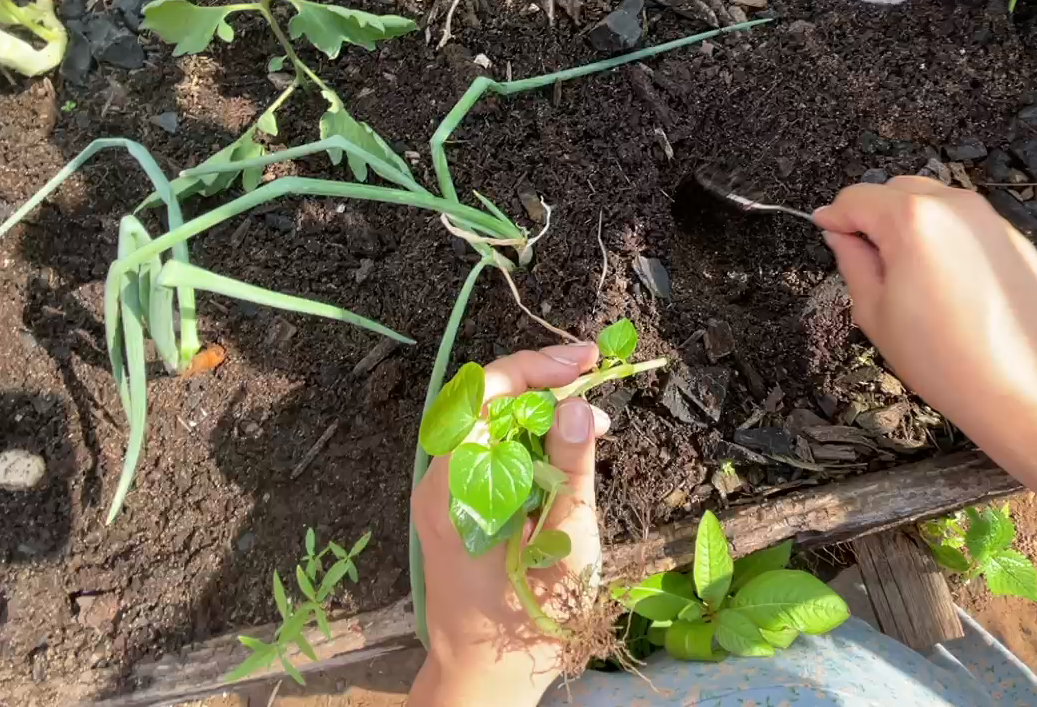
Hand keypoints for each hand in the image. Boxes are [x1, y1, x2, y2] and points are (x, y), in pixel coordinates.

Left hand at [408, 343, 609, 706]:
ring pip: (493, 420)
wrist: (484, 681)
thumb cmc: (528, 622)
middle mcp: (441, 479)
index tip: (584, 362)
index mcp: (455, 487)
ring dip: (543, 409)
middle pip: (487, 400)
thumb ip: (571, 470)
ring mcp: (448, 490)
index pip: (484, 394)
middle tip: (594, 375)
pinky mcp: (461, 501)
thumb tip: (578, 406)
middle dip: (543, 380)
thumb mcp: (565, 544)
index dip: (535, 367)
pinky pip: (496, 448)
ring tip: (595, 422)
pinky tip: (569, 447)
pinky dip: (533, 438)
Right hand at [813, 176, 1036, 447]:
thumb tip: (840, 236)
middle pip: (894, 190)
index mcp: (912, 220)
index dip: (835, 216)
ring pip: (931, 200)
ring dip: (909, 222)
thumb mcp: (873, 311)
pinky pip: (964, 222)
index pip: (856, 198)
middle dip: (873, 216)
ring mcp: (989, 220)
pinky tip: (945, 282)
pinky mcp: (1014, 238)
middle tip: (868, 259)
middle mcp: (954, 207)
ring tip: (908, 272)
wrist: (1022, 392)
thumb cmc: (943, 359)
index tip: (826, 230)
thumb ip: (852, 261)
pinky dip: (944, 236)